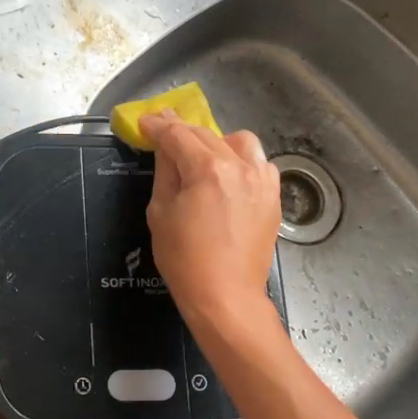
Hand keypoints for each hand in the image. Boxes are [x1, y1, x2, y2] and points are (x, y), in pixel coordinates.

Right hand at [140, 110, 281, 330]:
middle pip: (206, 134)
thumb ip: (165, 171)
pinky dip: (242, 162)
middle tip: (164, 135)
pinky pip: (258, 164)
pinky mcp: (272, 196)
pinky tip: (229, 179)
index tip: (145, 122)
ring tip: (203, 160)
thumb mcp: (160, 212)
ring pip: (238, 141)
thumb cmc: (185, 260)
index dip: (158, 126)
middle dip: (182, 132)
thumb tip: (164, 146)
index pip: (178, 134)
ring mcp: (261, 180)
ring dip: (217, 143)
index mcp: (207, 170)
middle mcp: (239, 166)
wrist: (226, 295)